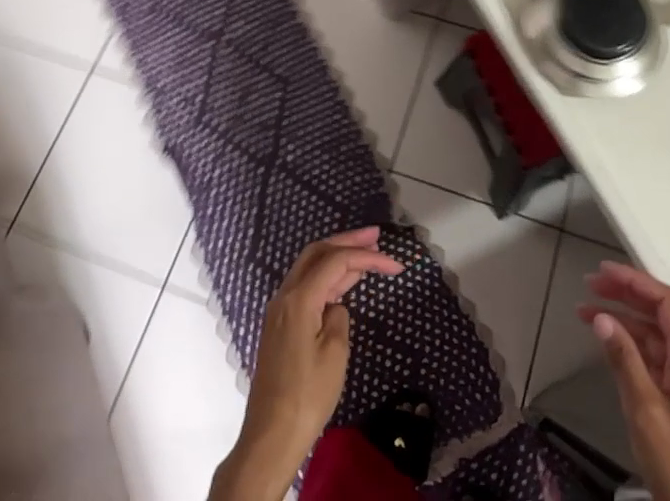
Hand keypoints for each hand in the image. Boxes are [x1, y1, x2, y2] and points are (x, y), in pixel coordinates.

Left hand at [211, 227, 404, 500]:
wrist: (273, 432)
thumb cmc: (308, 395)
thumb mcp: (335, 353)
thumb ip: (338, 316)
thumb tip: (335, 305)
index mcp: (298, 299)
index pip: (335, 261)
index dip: (366, 256)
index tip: (396, 264)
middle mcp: (284, 296)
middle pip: (316, 254)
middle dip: (346, 241)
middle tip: (376, 237)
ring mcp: (279, 311)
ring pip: (308, 269)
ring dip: (337, 258)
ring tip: (367, 254)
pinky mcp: (280, 326)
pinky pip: (305, 288)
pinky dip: (326, 278)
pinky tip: (344, 283)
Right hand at [581, 261, 669, 500]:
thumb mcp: (644, 408)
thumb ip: (624, 359)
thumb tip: (603, 317)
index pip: (668, 304)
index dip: (636, 281)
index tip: (604, 271)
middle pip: (663, 317)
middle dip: (627, 296)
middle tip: (590, 286)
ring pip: (659, 339)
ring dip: (626, 322)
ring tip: (587, 314)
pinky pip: (660, 361)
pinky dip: (634, 347)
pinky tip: (611, 346)